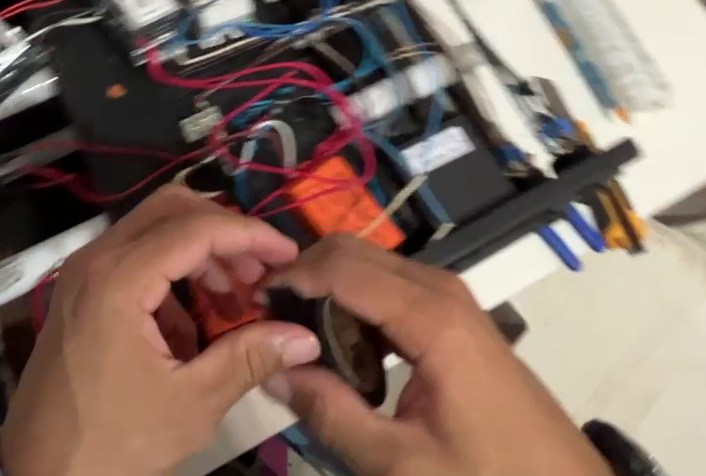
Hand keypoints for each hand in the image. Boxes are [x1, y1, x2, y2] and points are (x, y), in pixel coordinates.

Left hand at [0, 186, 323, 475]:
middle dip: (224, 233)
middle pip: (172, 209)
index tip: (288, 255)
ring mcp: (83, 272)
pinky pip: (134, 256)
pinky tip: (194, 323)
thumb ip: (249, 358)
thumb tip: (306, 337)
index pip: (197, 227)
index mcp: (119, 277)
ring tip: (237, 299)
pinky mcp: (80, 291)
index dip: (250, 235)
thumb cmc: (113, 443)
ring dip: (199, 252)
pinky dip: (171, 272)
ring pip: (153, 229)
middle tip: (260, 273)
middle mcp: (97, 257)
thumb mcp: (190, 404)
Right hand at [267, 236, 612, 475]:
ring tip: (297, 334)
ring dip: (327, 285)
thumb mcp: (403, 465)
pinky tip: (341, 346)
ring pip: (370, 263)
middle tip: (268, 318)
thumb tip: (273, 370)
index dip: (290, 277)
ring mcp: (449, 297)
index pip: (341, 265)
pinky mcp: (454, 313)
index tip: (251, 304)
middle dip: (304, 274)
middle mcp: (438, 288)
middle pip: (352, 251)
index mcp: (429, 316)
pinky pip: (390, 285)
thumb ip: (331, 414)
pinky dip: (355, 300)